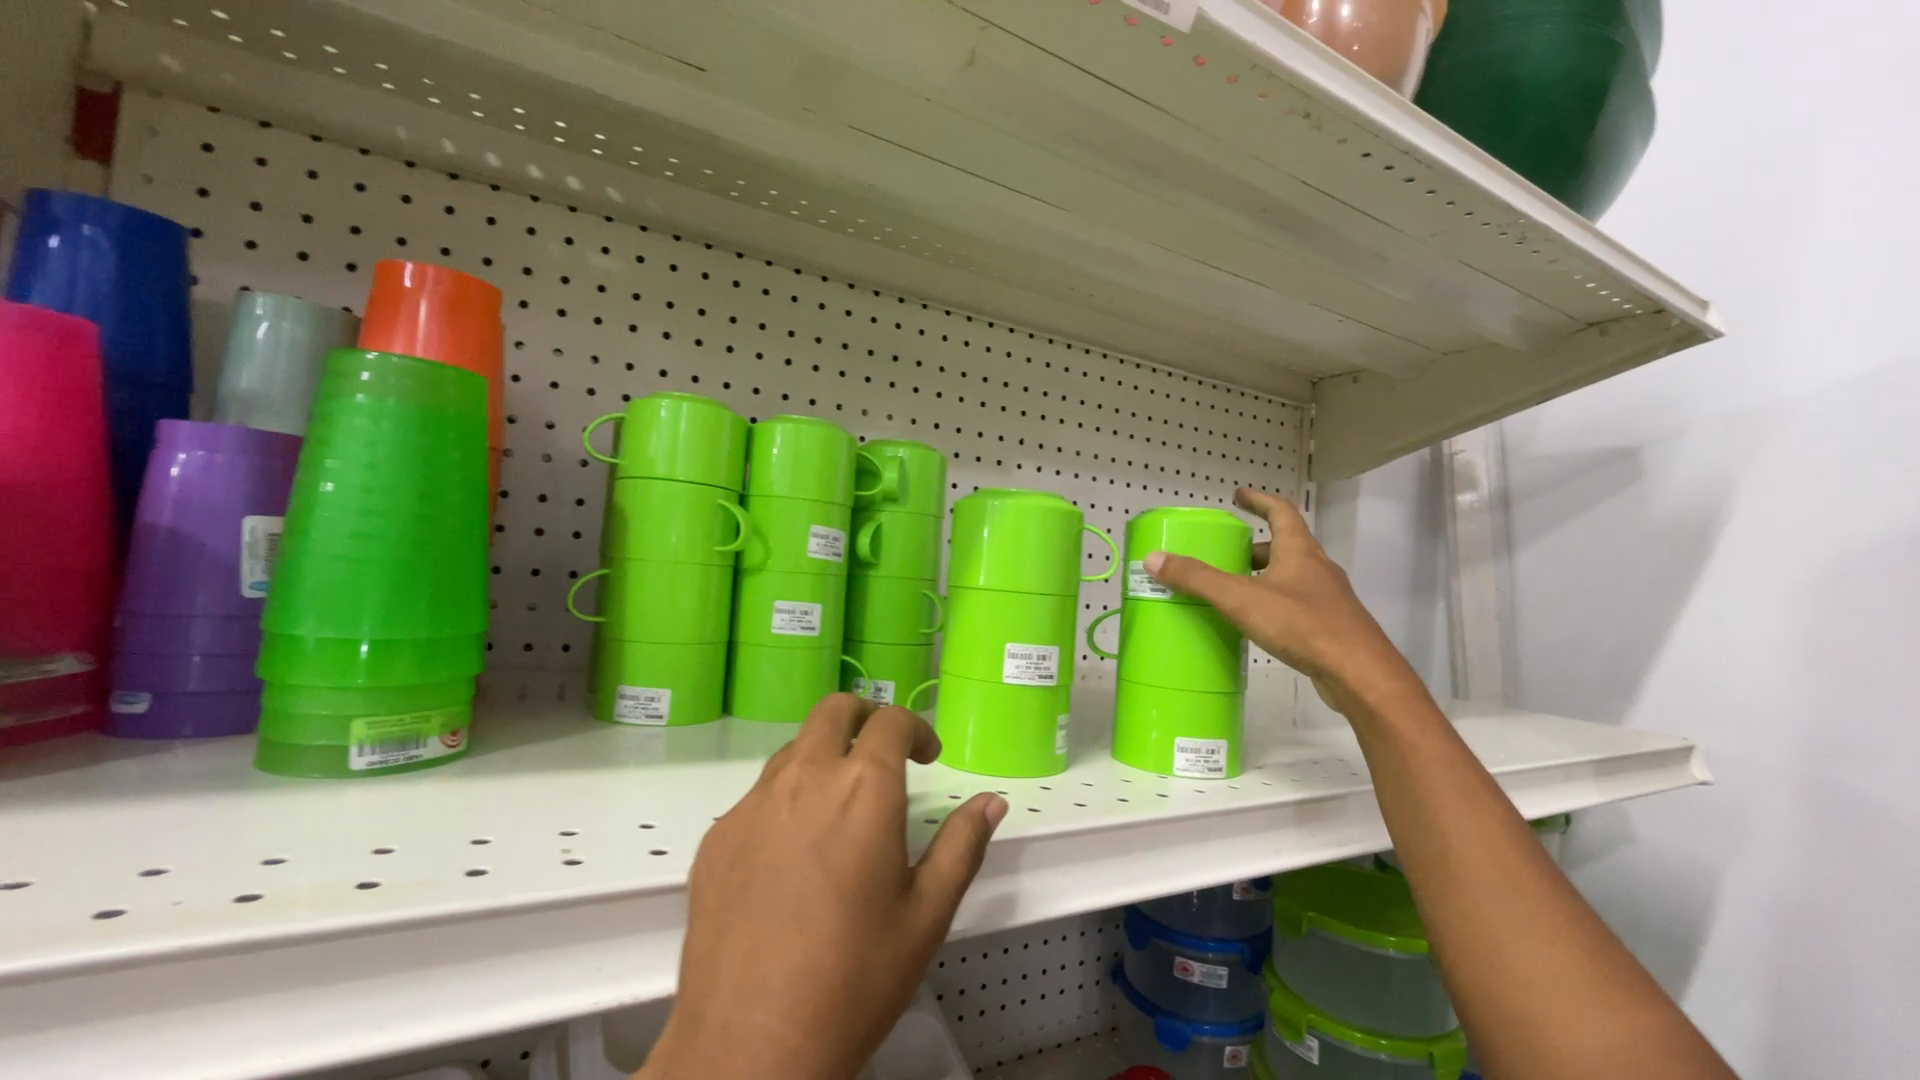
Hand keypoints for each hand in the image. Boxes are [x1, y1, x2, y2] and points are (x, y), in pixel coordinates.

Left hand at [638, 695, 1008, 1079]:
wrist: (751, 1041)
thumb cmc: (854, 978)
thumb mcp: (926, 915)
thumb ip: (962, 846)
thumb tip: (990, 803)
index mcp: (863, 791)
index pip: (890, 721)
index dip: (916, 728)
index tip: (927, 755)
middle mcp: (803, 780)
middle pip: (832, 711)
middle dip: (865, 717)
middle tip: (883, 753)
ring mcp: (751, 806)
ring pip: (792, 751)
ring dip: (824, 756)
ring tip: (841, 807)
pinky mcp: (717, 838)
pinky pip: (757, 797)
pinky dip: (786, 800)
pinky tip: (795, 856)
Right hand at [1144, 488, 1424, 719]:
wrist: (1358, 673)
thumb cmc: (1302, 624)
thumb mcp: (1241, 598)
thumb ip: (1198, 579)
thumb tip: (1154, 559)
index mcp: (1299, 550)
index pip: (1280, 511)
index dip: (1259, 501)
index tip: (1238, 496)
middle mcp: (1316, 568)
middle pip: (1284, 546)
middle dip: (1254, 547)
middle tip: (1225, 554)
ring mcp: (1327, 598)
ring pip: (1291, 577)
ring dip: (1264, 577)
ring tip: (1234, 589)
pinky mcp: (1329, 626)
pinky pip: (1296, 605)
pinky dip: (1274, 604)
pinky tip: (1257, 624)